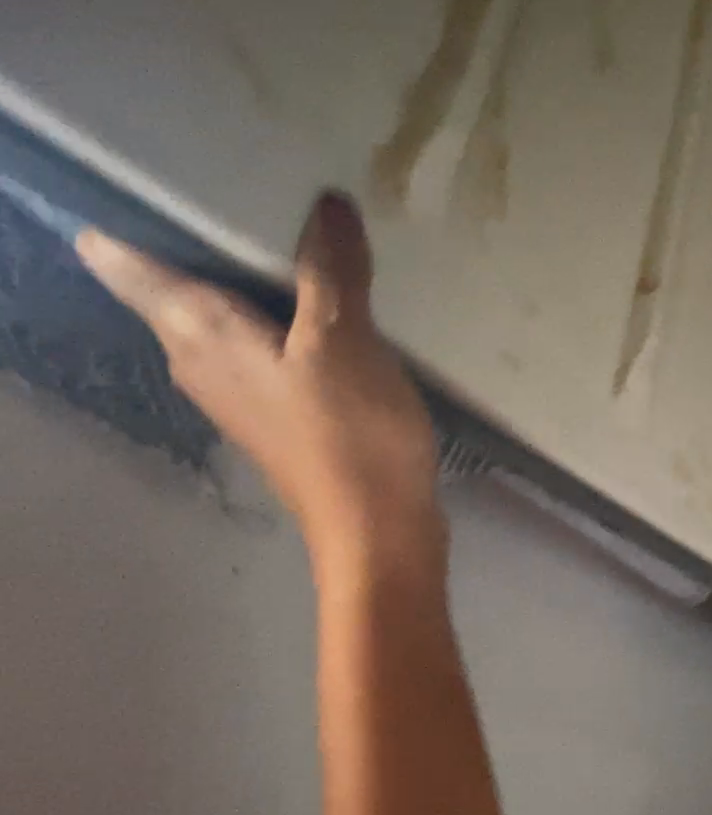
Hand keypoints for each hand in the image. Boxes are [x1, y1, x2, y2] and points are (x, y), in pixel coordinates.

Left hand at [76, 193, 442, 568]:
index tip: (151, 183)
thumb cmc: (352, 431)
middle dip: (195, 248)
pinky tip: (320, 325)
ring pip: (219, 324)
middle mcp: (199, 361)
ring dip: (244, 290)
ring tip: (286, 254)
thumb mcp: (348, 342)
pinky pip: (259, 354)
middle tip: (241, 204)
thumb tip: (327, 204)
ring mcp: (237, 395)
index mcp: (199, 332)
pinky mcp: (278, 419)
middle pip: (172, 290)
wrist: (377, 525)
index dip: (125, 223)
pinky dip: (278, 330)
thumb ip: (332, 272)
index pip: (126, 262)